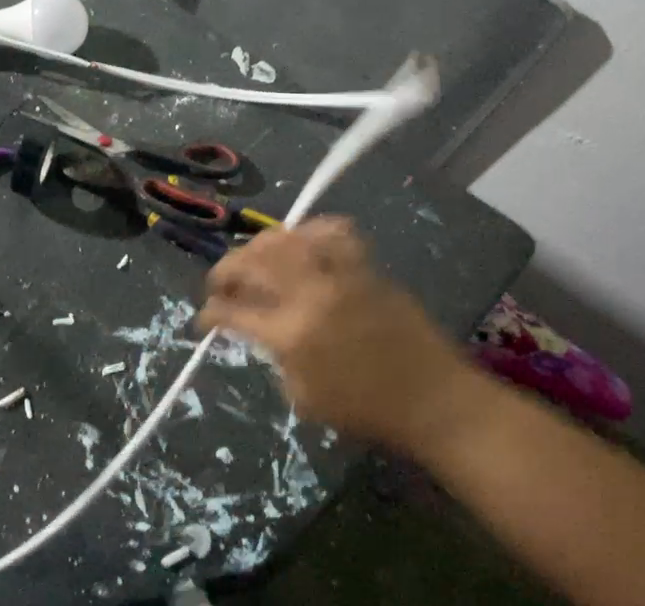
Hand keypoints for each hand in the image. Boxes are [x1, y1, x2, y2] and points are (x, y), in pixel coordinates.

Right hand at [197, 216, 478, 455]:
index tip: (204, 320)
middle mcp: (310, 296)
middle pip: (249, 262)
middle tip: (221, 286)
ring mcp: (340, 277)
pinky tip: (301, 245)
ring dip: (258, 248)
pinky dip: (308, 233)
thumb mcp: (305, 398)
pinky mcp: (367, 270)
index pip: (231, 311)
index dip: (209, 314)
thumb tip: (263, 330)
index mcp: (290, 335)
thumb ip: (276, 358)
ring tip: (255, 262)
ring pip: (284, 238)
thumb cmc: (370, 412)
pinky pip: (332, 233)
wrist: (440, 404)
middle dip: (224, 272)